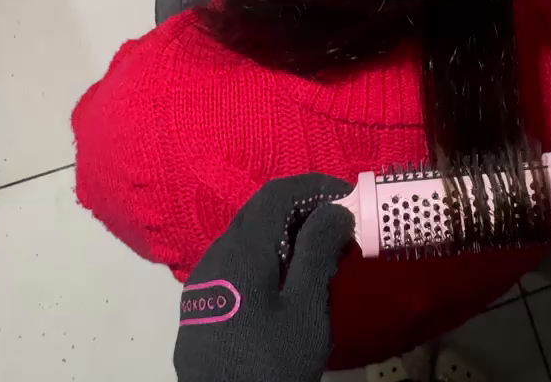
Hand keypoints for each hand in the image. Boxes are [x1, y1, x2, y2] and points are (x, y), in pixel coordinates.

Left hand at [173, 174, 354, 381]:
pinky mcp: (202, 305)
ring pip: (247, 236)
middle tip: (339, 224)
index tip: (348, 197)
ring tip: (319, 252)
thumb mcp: (305, 310)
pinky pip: (237, 261)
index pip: (277, 193)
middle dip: (302, 208)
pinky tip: (286, 280)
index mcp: (240, 250)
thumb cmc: (269, 365)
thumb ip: (318, 251)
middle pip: (260, 211)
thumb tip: (334, 208)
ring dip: (284, 232)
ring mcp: (204, 281)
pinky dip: (267, 255)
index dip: (314, 186)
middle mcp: (216, 255)